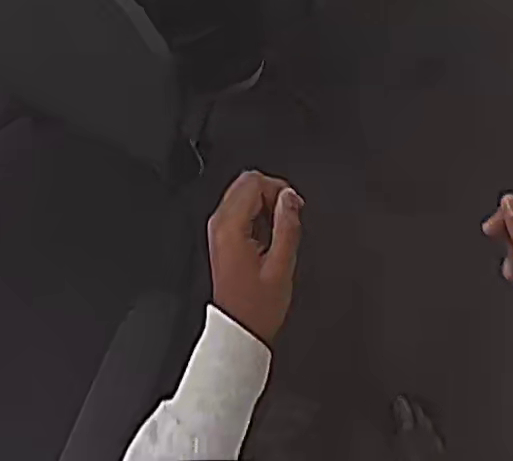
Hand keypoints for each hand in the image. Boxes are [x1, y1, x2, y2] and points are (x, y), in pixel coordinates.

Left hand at [208, 170, 303, 345]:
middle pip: (247, 181)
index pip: (253, 182)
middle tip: (288, 214)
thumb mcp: (281, 266)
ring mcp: (218, 228)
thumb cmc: (256, 307)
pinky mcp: (222, 234)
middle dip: (272, 191)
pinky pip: (241, 207)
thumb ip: (287, 225)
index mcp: (230, 227)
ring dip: (266, 201)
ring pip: (244, 191)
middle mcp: (219, 223)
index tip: (293, 206)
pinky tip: (268, 233)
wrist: (238, 331)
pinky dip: (258, 211)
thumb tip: (290, 197)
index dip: (278, 188)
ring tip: (279, 227)